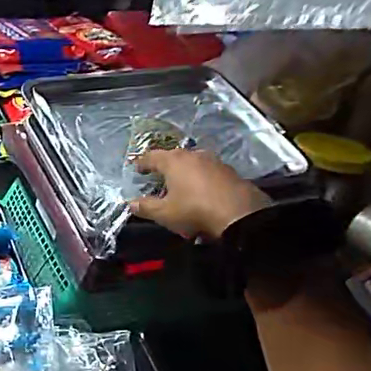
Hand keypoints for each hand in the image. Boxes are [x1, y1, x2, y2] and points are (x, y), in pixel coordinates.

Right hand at [129, 149, 270, 240]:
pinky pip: (208, 172)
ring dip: (184, 171)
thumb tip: (131, 203)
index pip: (152, 156)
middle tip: (156, 176)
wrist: (240, 215)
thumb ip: (145, 207)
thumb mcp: (164, 213)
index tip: (135, 168)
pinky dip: (200, 178)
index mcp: (174, 161)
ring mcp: (214, 161)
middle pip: (173, 157)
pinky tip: (200, 191)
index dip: (141, 162)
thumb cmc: (194, 210)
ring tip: (179, 184)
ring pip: (193, 163)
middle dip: (164, 165)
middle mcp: (194, 155)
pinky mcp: (230, 172)